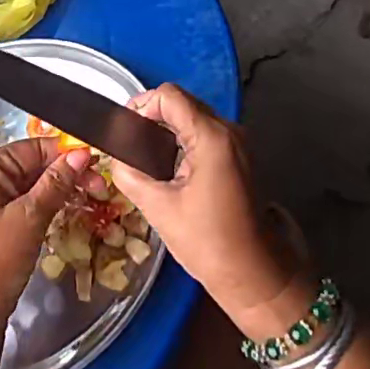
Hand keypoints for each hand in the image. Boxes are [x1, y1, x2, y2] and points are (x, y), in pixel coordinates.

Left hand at [0, 137, 90, 329]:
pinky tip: (75, 208)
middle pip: (39, 162)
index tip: (100, 165)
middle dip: (70, 172)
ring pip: (39, 182)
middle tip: (101, 188)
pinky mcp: (3, 219)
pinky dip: (54, 203)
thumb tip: (82, 153)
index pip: (38, 146)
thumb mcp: (31, 215)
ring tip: (94, 199)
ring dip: (65, 188)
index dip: (70, 154)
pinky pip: (34, 200)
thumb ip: (58, 181)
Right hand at [108, 85, 296, 319]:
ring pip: (196, 116)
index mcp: (212, 138)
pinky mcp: (241, 156)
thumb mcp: (160, 208)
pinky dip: (185, 138)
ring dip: (169, 125)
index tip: (125, 127)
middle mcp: (230, 131)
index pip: (170, 96)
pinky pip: (208, 133)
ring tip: (143, 150)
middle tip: (129, 139)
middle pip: (185, 101)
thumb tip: (115, 158)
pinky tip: (167, 161)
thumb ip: (131, 175)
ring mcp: (239, 143)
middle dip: (154, 114)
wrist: (254, 272)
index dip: (142, 105)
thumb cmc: (209, 242)